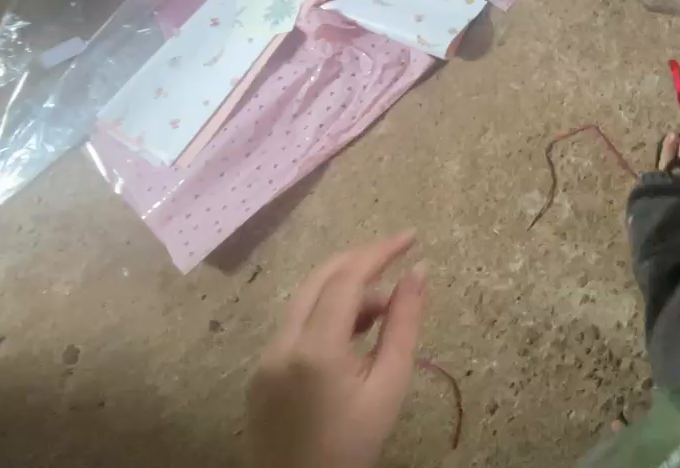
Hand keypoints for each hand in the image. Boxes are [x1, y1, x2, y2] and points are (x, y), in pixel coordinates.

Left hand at [248, 231, 428, 467]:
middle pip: (320, 279)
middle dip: (362, 260)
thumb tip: (419, 270)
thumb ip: (404, 322)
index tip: (413, 237)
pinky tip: (356, 332)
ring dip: (347, 289)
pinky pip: (296, 324)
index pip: (347, 279)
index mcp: (313, 351)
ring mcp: (263, 361)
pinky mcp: (259, 374)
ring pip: (307, 299)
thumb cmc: (354, 443)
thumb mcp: (390, 383)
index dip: (381, 251)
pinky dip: (328, 313)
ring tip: (385, 310)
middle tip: (400, 255)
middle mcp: (279, 347)